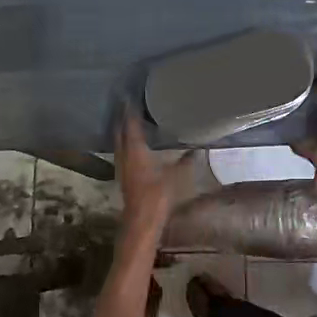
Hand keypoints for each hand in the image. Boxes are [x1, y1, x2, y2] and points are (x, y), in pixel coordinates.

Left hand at [116, 109, 189, 235]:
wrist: (141, 219)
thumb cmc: (158, 195)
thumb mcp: (175, 176)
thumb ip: (186, 160)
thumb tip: (199, 148)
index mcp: (136, 150)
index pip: (131, 125)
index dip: (130, 110)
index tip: (131, 96)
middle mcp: (124, 154)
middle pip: (119, 130)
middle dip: (122, 117)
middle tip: (126, 103)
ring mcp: (121, 165)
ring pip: (118, 141)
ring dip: (121, 129)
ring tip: (127, 118)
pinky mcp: (122, 173)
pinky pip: (120, 150)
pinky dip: (123, 141)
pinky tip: (131, 142)